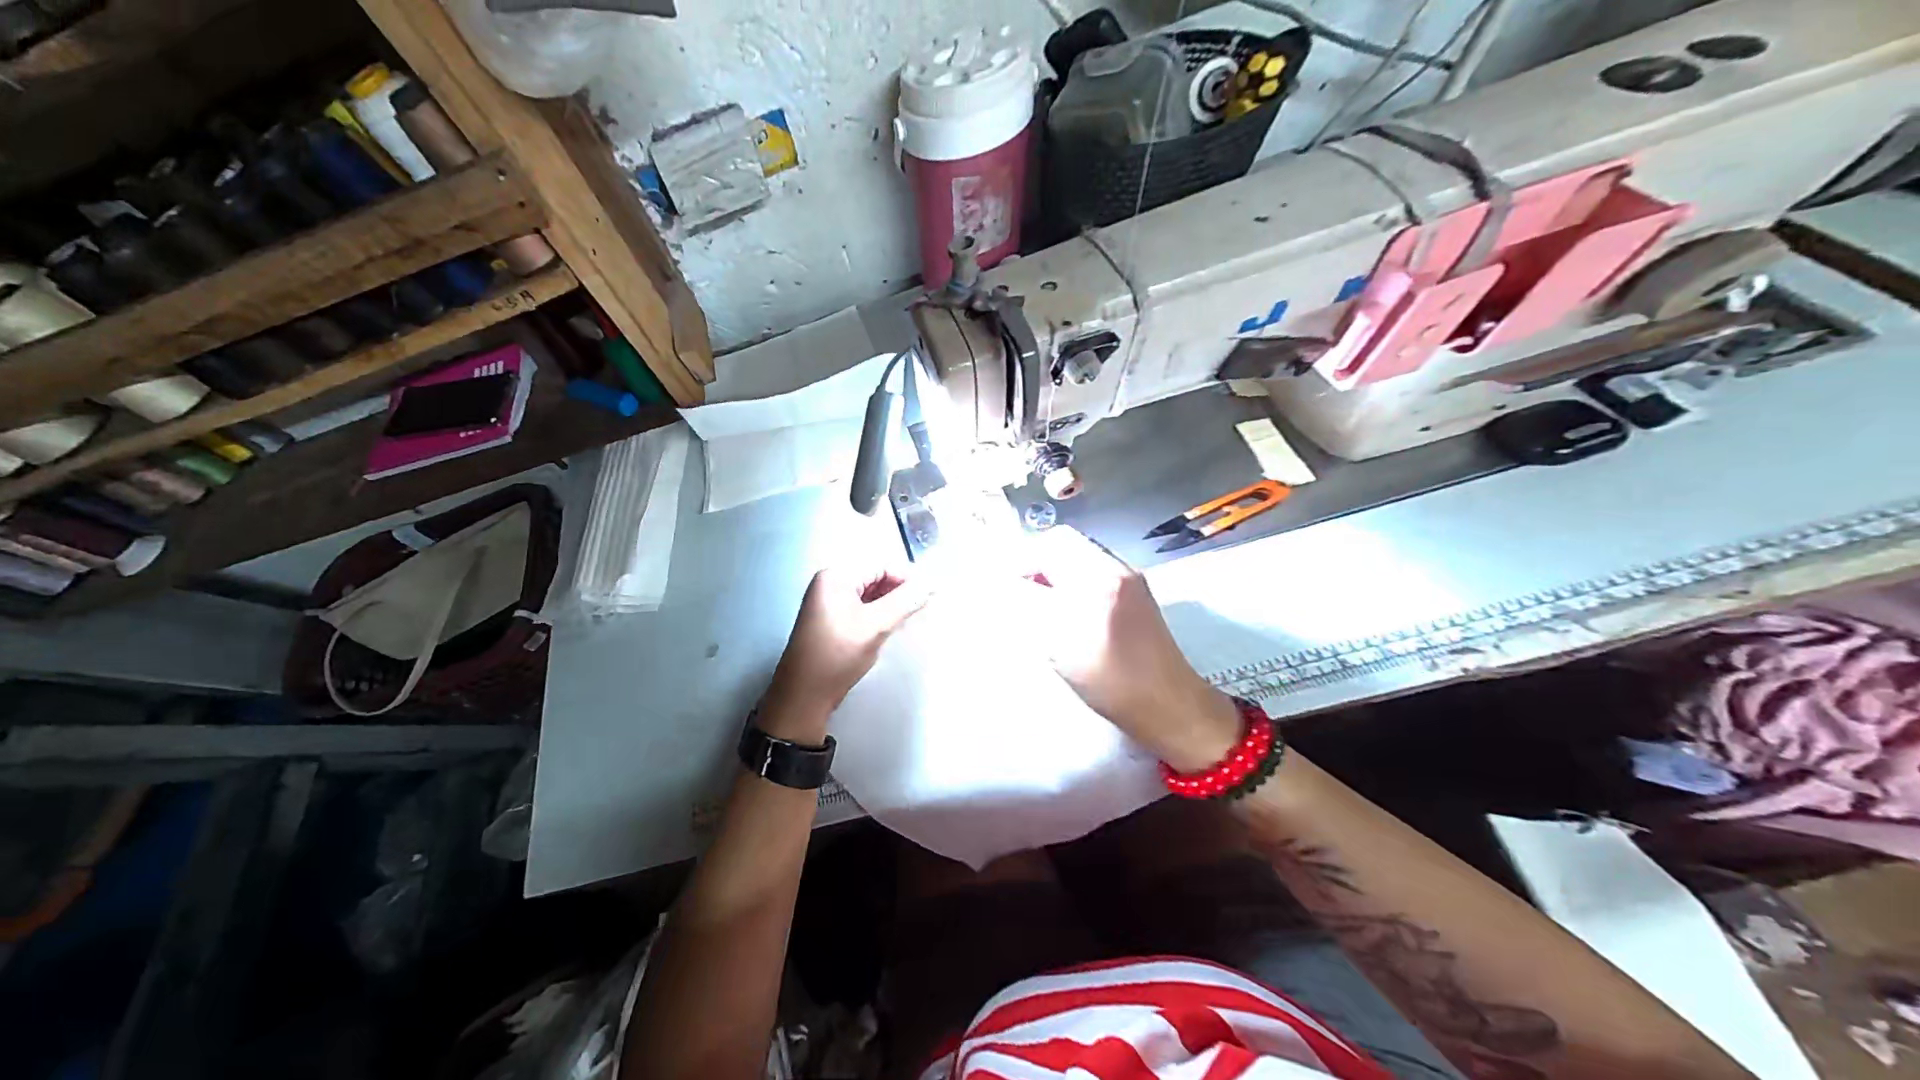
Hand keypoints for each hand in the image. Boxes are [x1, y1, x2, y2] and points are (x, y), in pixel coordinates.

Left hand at [760, 565, 929, 740]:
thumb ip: (906, 601)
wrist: (803, 694)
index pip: (882, 566)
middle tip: (921, 611)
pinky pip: (862, 608)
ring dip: (890, 606)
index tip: (929, 596)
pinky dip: (878, 616)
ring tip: (906, 622)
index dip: (907, 579)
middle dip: (899, 593)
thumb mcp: (876, 625)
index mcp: (836, 576)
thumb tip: (931, 584)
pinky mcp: (831, 620)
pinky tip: (889, 629)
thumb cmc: (837, 655)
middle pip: (876, 578)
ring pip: (871, 595)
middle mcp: (830, 583)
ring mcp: (828, 602)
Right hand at [1012, 528, 1240, 771]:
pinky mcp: (1136, 595)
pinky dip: (1073, 582)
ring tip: (1040, 604)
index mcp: (1097, 575)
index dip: (1020, 562)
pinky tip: (1068, 613)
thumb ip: (1028, 604)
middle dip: (1036, 562)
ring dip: (1054, 572)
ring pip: (1079, 558)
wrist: (1169, 705)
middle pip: (1065, 545)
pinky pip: (1094, 572)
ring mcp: (1129, 579)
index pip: (1047, 546)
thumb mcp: (1058, 643)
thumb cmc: (1110, 680)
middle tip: (1019, 591)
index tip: (1005, 586)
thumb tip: (1007, 584)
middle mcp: (1116, 567)